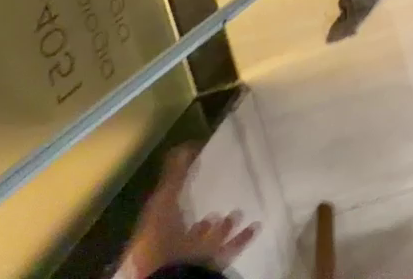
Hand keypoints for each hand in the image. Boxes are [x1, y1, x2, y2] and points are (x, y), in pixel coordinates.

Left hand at [122, 146, 259, 278]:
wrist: (177, 275)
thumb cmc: (164, 237)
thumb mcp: (164, 200)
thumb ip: (173, 176)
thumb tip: (183, 146)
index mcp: (156, 228)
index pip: (167, 206)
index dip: (180, 189)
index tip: (199, 172)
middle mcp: (173, 242)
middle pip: (189, 224)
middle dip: (205, 210)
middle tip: (222, 191)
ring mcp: (194, 253)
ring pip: (211, 236)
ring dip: (225, 223)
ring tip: (239, 209)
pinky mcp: (213, 261)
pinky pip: (231, 247)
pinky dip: (243, 237)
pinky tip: (256, 224)